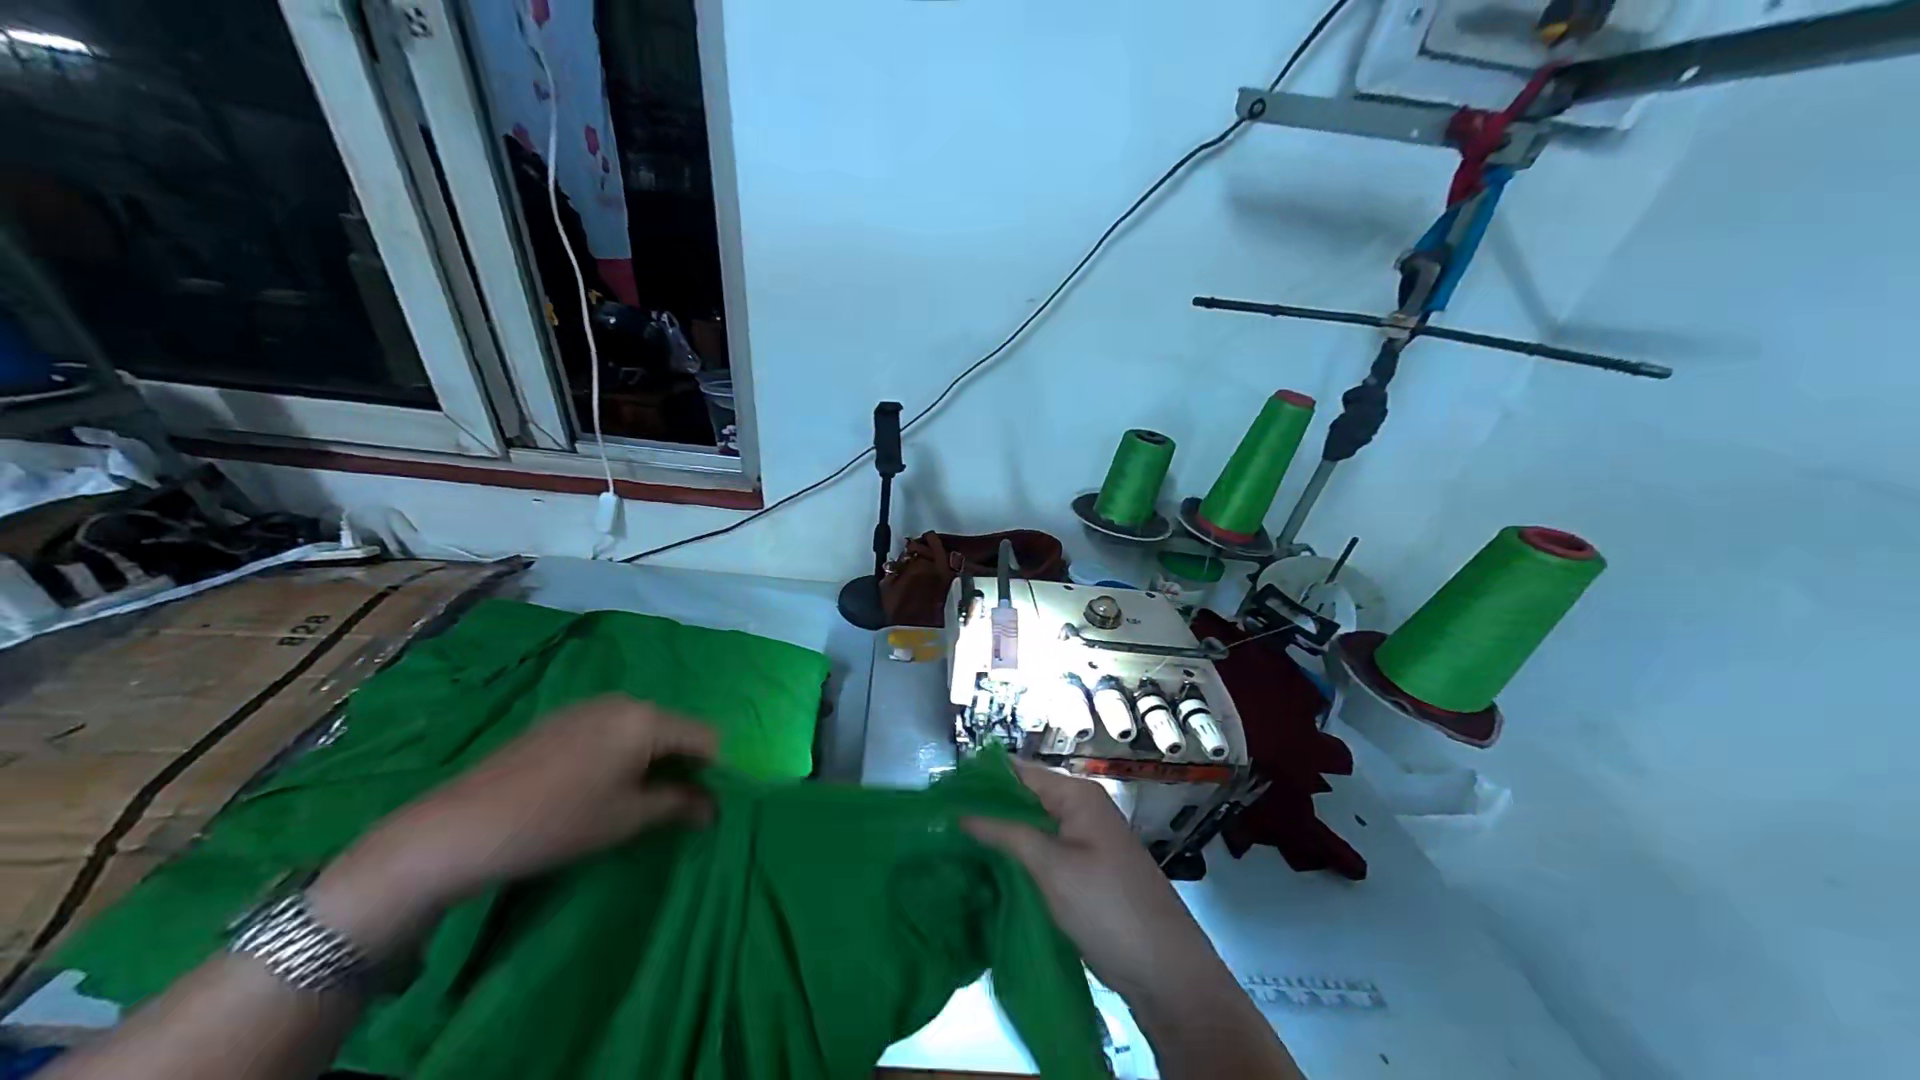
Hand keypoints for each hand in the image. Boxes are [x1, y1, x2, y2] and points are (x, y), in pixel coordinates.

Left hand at [309, 696, 716, 957]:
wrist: (460, 827)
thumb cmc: (559, 821)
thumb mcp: (629, 818)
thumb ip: (681, 805)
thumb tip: (714, 808)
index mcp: (646, 718)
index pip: (706, 737)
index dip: (716, 771)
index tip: (708, 805)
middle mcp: (623, 701)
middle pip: (675, 729)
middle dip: (684, 764)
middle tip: (675, 807)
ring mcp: (588, 707)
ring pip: (643, 729)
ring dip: (653, 760)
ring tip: (636, 800)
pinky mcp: (561, 719)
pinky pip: (613, 730)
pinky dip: (623, 754)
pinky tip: (600, 787)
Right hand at [962, 760, 1233, 1006]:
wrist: (1164, 970)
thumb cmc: (1107, 908)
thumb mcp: (1051, 867)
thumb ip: (1005, 834)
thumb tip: (960, 813)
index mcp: (1078, 796)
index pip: (1021, 772)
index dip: (982, 778)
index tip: (941, 791)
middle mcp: (1081, 810)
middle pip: (1025, 798)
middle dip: (987, 808)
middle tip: (940, 821)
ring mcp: (1084, 841)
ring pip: (1032, 828)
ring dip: (1000, 835)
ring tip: (953, 842)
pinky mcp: (1083, 871)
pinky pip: (1042, 853)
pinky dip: (1017, 857)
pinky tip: (987, 868)